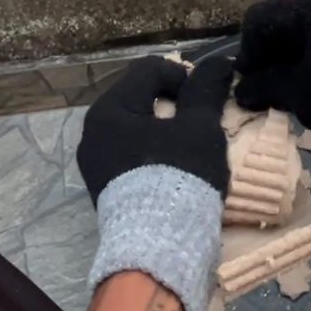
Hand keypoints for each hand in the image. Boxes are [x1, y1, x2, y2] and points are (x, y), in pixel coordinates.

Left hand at [79, 55, 234, 310]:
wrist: (159, 248)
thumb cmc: (177, 176)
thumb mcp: (199, 126)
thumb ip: (205, 89)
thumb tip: (218, 63)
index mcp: (109, 109)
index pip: (150, 70)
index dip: (184, 77)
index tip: (207, 101)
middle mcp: (93, 132)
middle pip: (141, 98)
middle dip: (175, 104)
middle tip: (202, 123)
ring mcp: (96, 164)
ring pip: (137, 129)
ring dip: (166, 131)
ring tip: (192, 149)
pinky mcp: (105, 190)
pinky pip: (132, 157)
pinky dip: (155, 155)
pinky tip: (176, 172)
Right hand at [234, 0, 310, 206]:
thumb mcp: (300, 95)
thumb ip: (267, 86)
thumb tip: (242, 90)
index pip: (263, 18)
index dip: (249, 51)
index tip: (247, 81)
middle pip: (295, 16)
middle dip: (280, 50)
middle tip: (273, 84)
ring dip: (309, 49)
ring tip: (306, 84)